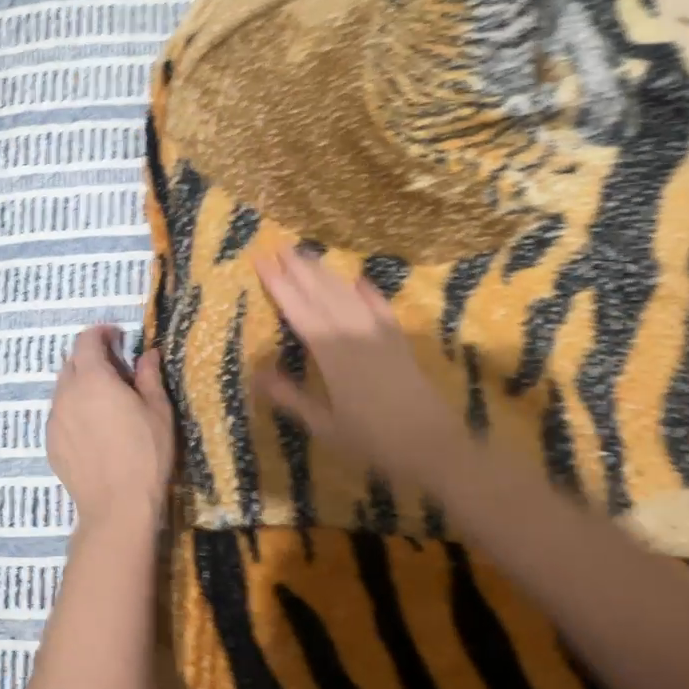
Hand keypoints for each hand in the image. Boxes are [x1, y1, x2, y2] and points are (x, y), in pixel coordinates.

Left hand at [47, 326, 174, 537]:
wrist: (117, 506)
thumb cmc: (146, 453)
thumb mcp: (158, 410)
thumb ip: (149, 376)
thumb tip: (147, 353)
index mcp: (93, 379)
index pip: (86, 340)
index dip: (101, 333)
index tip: (117, 336)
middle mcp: (66, 394)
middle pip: (72, 363)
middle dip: (91, 357)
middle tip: (117, 369)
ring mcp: (54, 420)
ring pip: (63, 389)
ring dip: (81, 384)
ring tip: (105, 400)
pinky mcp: (50, 443)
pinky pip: (60, 414)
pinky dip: (74, 409)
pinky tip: (94, 427)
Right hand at [254, 250, 462, 479]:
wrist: (432, 442)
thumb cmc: (373, 440)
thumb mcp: (325, 425)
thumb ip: (292, 397)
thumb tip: (257, 373)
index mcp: (332, 353)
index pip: (299, 310)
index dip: (279, 284)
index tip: (261, 259)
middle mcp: (354, 333)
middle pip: (322, 294)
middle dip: (299, 269)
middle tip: (279, 245)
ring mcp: (379, 333)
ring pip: (348, 294)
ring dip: (326, 273)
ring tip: (307, 254)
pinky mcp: (399, 339)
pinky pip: (379, 307)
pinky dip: (367, 291)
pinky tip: (358, 279)